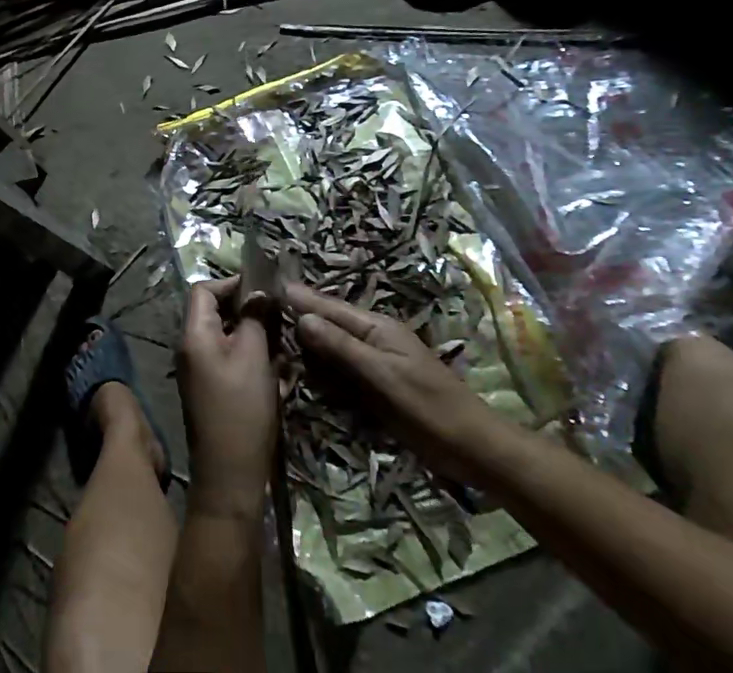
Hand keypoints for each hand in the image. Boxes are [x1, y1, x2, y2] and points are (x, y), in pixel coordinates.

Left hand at [179, 276, 281, 519]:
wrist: (230, 472)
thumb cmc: (241, 408)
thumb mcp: (253, 355)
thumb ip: (254, 318)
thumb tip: (258, 291)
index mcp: (194, 334)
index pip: (203, 290)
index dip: (232, 284)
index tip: (265, 289)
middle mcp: (191, 347)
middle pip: (216, 313)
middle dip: (250, 312)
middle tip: (281, 318)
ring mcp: (200, 369)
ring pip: (229, 338)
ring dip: (256, 337)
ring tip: (284, 348)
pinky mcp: (213, 388)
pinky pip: (232, 360)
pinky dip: (254, 359)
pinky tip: (278, 373)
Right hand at [289, 281, 508, 479]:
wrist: (471, 447)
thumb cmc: (429, 406)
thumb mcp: (382, 374)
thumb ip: (341, 346)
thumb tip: (302, 317)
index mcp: (376, 327)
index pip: (328, 306)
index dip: (300, 297)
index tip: (269, 285)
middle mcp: (371, 339)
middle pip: (327, 323)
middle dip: (298, 315)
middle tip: (261, 308)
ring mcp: (372, 363)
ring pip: (329, 346)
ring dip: (304, 341)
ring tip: (270, 330)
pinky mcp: (372, 385)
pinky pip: (337, 370)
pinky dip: (318, 366)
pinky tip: (298, 364)